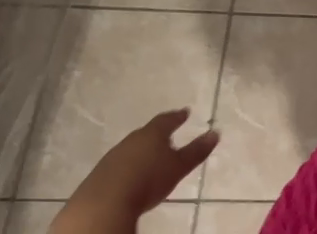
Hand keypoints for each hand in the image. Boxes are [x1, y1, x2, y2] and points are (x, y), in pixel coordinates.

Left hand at [51, 110, 218, 233]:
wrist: (103, 204)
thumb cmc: (148, 181)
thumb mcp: (178, 167)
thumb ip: (196, 151)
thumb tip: (216, 133)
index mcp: (152, 133)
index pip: (167, 119)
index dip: (177, 116)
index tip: (185, 112)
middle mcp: (132, 139)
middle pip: (147, 133)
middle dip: (157, 135)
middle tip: (167, 136)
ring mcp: (113, 156)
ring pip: (131, 149)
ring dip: (141, 151)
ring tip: (150, 158)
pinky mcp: (100, 175)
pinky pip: (118, 165)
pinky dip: (127, 167)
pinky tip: (130, 177)